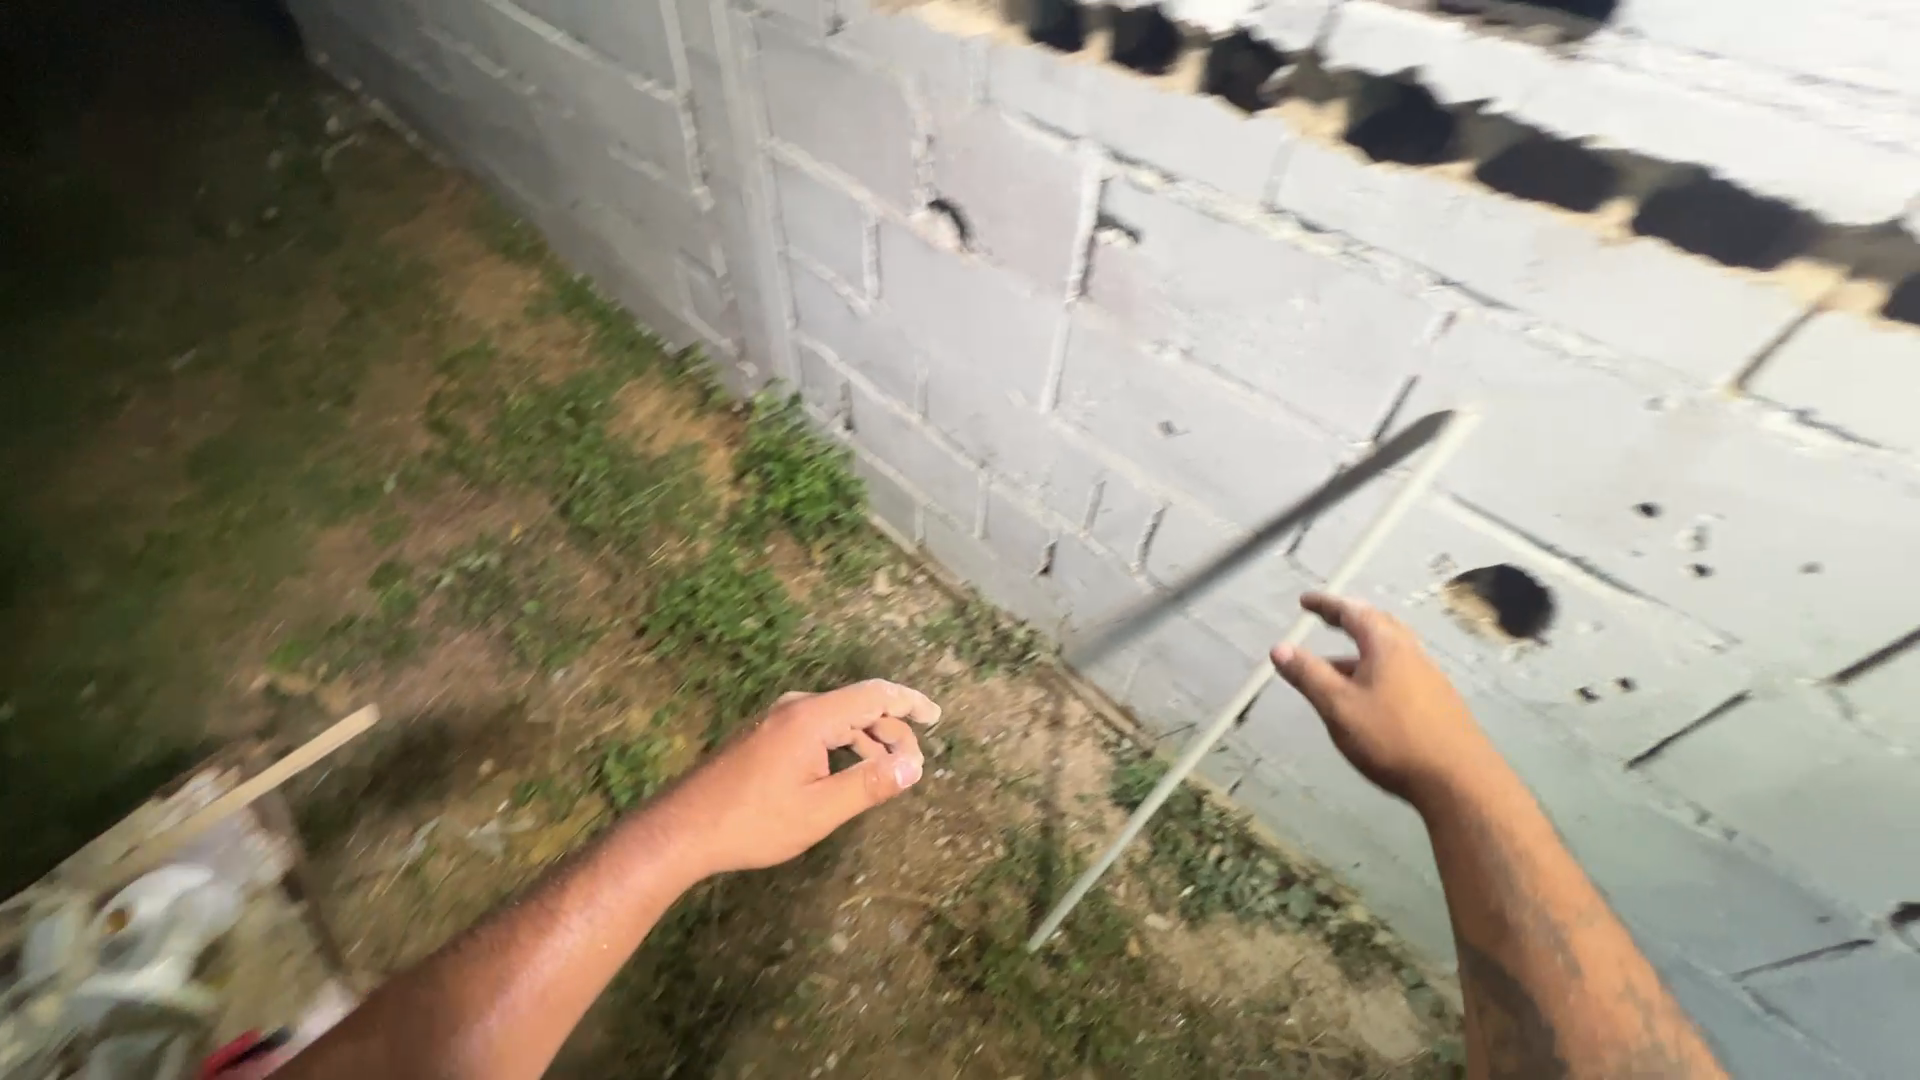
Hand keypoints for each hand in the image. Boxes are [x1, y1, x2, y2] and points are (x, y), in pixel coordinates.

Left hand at [656, 679, 941, 878]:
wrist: (682, 829)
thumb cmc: (753, 822)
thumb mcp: (819, 811)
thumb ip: (869, 785)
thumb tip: (914, 766)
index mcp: (812, 718)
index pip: (874, 695)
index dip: (909, 702)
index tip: (936, 716)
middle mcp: (796, 708)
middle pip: (858, 706)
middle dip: (892, 731)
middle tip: (912, 766)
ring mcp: (778, 719)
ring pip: (837, 719)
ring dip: (868, 740)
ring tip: (887, 770)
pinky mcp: (766, 734)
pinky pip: (818, 728)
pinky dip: (843, 744)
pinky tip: (847, 770)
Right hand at [1270, 592, 1493, 807]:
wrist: (1461, 783)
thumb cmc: (1392, 737)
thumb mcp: (1338, 706)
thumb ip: (1308, 675)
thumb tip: (1279, 648)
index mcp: (1386, 648)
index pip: (1353, 613)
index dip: (1326, 605)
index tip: (1304, 601)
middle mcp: (1411, 655)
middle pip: (1378, 625)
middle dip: (1349, 619)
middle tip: (1325, 619)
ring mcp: (1429, 679)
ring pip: (1389, 651)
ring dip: (1360, 649)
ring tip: (1332, 666)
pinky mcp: (1438, 703)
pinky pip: (1399, 672)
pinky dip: (1374, 669)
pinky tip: (1365, 695)